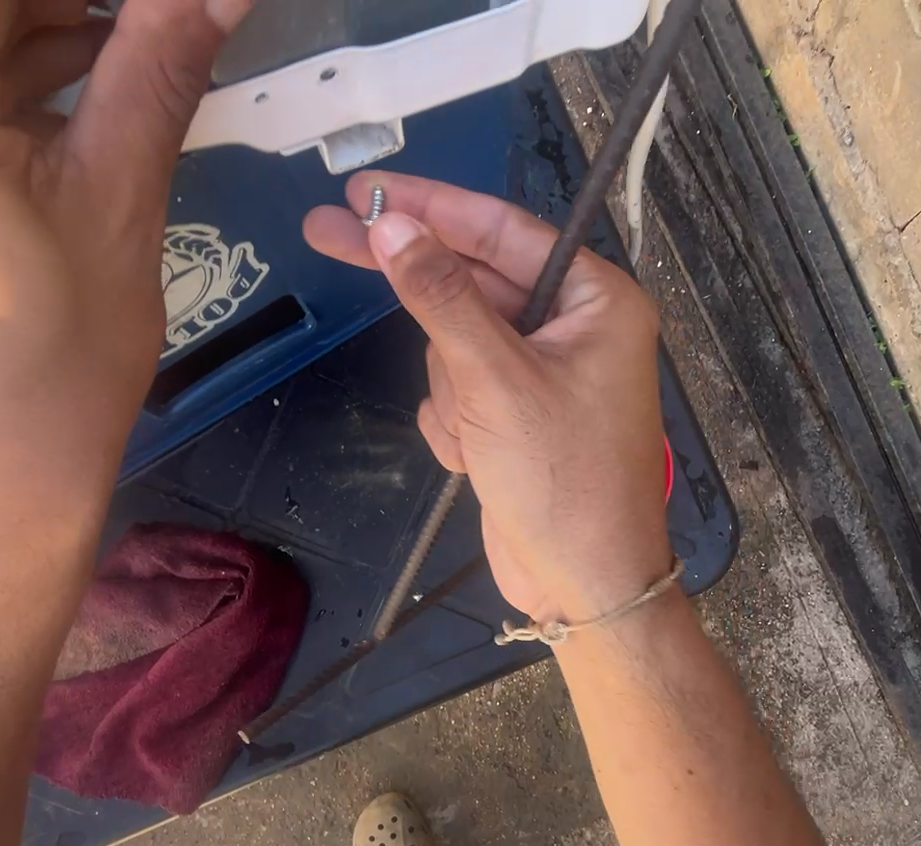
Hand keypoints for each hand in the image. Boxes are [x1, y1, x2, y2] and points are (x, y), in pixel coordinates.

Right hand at [305, 173, 674, 625]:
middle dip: (420, 295)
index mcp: (595, 302)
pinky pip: (460, 394)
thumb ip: (443, 300)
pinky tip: (477, 460)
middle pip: (472, 287)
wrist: (584, 582)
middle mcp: (574, 330)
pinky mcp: (517, 418)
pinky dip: (457, 426)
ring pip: (457, 348)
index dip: (431, 206)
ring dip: (453, 393)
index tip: (365, 188)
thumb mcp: (497, 382)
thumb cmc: (563, 478)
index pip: (502, 231)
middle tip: (325, 232)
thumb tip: (392, 226)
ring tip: (478, 436)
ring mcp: (542, 377)